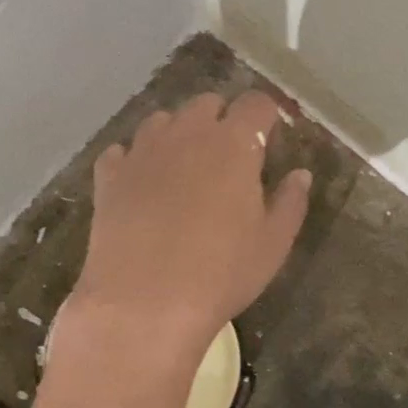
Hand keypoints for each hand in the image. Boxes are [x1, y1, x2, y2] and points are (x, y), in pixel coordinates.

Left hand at [72, 91, 311, 347]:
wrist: (144, 303)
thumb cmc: (220, 275)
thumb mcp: (271, 245)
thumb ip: (290, 203)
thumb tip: (299, 174)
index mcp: (233, 144)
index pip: (256, 105)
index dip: (266, 116)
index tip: (270, 136)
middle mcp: (186, 134)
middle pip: (206, 105)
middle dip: (220, 120)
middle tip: (228, 156)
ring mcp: (142, 152)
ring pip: (161, 121)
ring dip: (176, 134)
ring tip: (183, 167)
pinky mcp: (108, 177)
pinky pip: (121, 152)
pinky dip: (133, 160)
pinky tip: (140, 183)